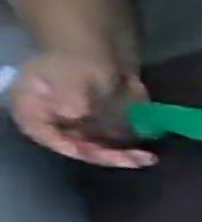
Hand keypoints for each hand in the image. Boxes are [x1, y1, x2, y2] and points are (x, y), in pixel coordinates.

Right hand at [9, 53, 153, 167]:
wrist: (103, 61)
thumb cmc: (78, 64)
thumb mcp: (70, 74)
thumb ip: (70, 94)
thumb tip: (72, 114)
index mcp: (32, 108)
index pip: (39, 132)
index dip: (60, 144)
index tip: (81, 151)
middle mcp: (54, 123)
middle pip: (73, 146)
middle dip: (101, 156)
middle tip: (129, 159)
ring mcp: (80, 130)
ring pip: (96, 151)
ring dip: (121, 159)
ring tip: (147, 158)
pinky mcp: (103, 133)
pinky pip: (115, 149)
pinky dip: (131, 155)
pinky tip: (149, 156)